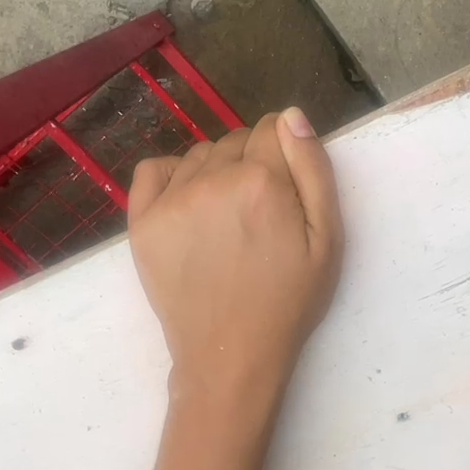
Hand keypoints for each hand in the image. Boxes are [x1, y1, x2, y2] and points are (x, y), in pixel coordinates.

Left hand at [127, 107, 343, 413]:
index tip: (285, 187)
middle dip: (252, 162)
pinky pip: (153, 169)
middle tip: (259, 210)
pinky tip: (189, 203)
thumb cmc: (288, 300)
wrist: (231, 354)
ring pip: (200, 154)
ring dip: (216, 170)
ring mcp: (171, 199)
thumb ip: (313, 170)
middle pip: (236, 140)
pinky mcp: (142, 221)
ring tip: (226, 216)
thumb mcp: (328, 240)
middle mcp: (213, 179)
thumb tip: (291, 115)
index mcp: (262, 181)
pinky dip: (172, 175)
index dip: (284, 152)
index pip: (272, 128)